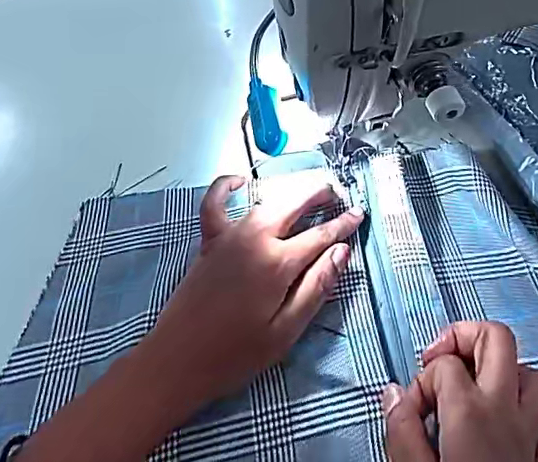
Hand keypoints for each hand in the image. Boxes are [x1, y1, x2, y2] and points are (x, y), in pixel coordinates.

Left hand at [14, 175, 360, 461]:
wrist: (180, 357)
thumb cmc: (236, 353)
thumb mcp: (285, 331)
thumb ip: (315, 288)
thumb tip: (341, 253)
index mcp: (277, 263)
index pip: (319, 236)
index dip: (341, 226)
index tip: (358, 214)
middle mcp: (255, 238)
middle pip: (293, 206)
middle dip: (318, 196)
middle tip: (337, 193)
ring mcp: (230, 234)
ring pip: (265, 203)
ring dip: (289, 193)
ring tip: (308, 190)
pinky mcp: (210, 238)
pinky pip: (216, 202)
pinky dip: (227, 186)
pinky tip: (240, 181)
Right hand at [383, 321, 537, 461]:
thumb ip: (402, 429)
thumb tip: (394, 392)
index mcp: (471, 410)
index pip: (441, 364)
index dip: (420, 381)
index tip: (410, 413)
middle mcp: (507, 412)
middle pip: (497, 338)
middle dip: (464, 337)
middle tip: (440, 363)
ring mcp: (535, 438)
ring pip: (529, 376)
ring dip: (500, 374)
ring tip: (471, 393)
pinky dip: (528, 422)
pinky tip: (506, 438)